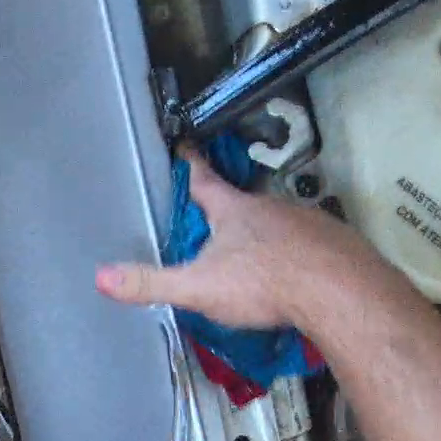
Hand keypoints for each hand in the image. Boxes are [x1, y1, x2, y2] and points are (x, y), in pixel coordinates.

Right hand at [94, 143, 412, 329]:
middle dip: (225, 212)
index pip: (204, 180)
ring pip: (273, 224)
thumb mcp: (198, 287)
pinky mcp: (329, 245)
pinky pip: (302, 245)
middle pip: (240, 204)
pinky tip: (286, 276)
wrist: (338, 291)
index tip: (184, 149)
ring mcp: (304, 223)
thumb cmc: (265, 282)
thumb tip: (102, 278)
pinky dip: (290, 255)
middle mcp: (270, 207)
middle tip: (210, 223)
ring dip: (260, 236)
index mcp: (233, 211)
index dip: (190, 165)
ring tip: (248, 259)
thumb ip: (151, 284)